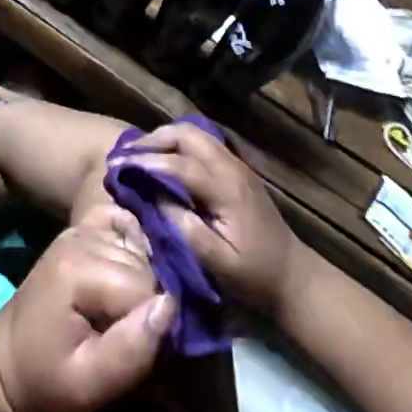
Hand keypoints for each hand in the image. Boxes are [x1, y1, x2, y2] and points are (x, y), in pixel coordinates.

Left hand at [0, 205, 174, 411]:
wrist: (9, 357)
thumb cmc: (49, 377)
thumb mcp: (90, 383)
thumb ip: (132, 348)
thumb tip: (169, 305)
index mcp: (77, 272)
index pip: (145, 289)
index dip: (148, 325)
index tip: (128, 348)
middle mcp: (79, 240)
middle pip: (145, 266)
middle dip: (146, 302)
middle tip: (122, 332)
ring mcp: (79, 230)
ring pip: (140, 249)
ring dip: (142, 279)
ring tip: (119, 310)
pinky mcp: (81, 229)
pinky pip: (123, 222)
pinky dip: (134, 241)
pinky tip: (126, 271)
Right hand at [114, 121, 304, 316]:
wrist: (294, 277)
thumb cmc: (254, 276)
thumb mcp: (219, 264)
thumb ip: (186, 231)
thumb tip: (155, 201)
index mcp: (227, 189)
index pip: (180, 164)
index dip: (146, 162)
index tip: (117, 167)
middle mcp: (232, 168)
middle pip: (187, 134)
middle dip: (153, 140)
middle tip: (125, 156)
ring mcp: (236, 165)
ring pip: (194, 134)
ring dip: (164, 139)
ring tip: (137, 155)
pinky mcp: (235, 170)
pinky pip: (201, 143)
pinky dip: (176, 145)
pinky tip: (160, 160)